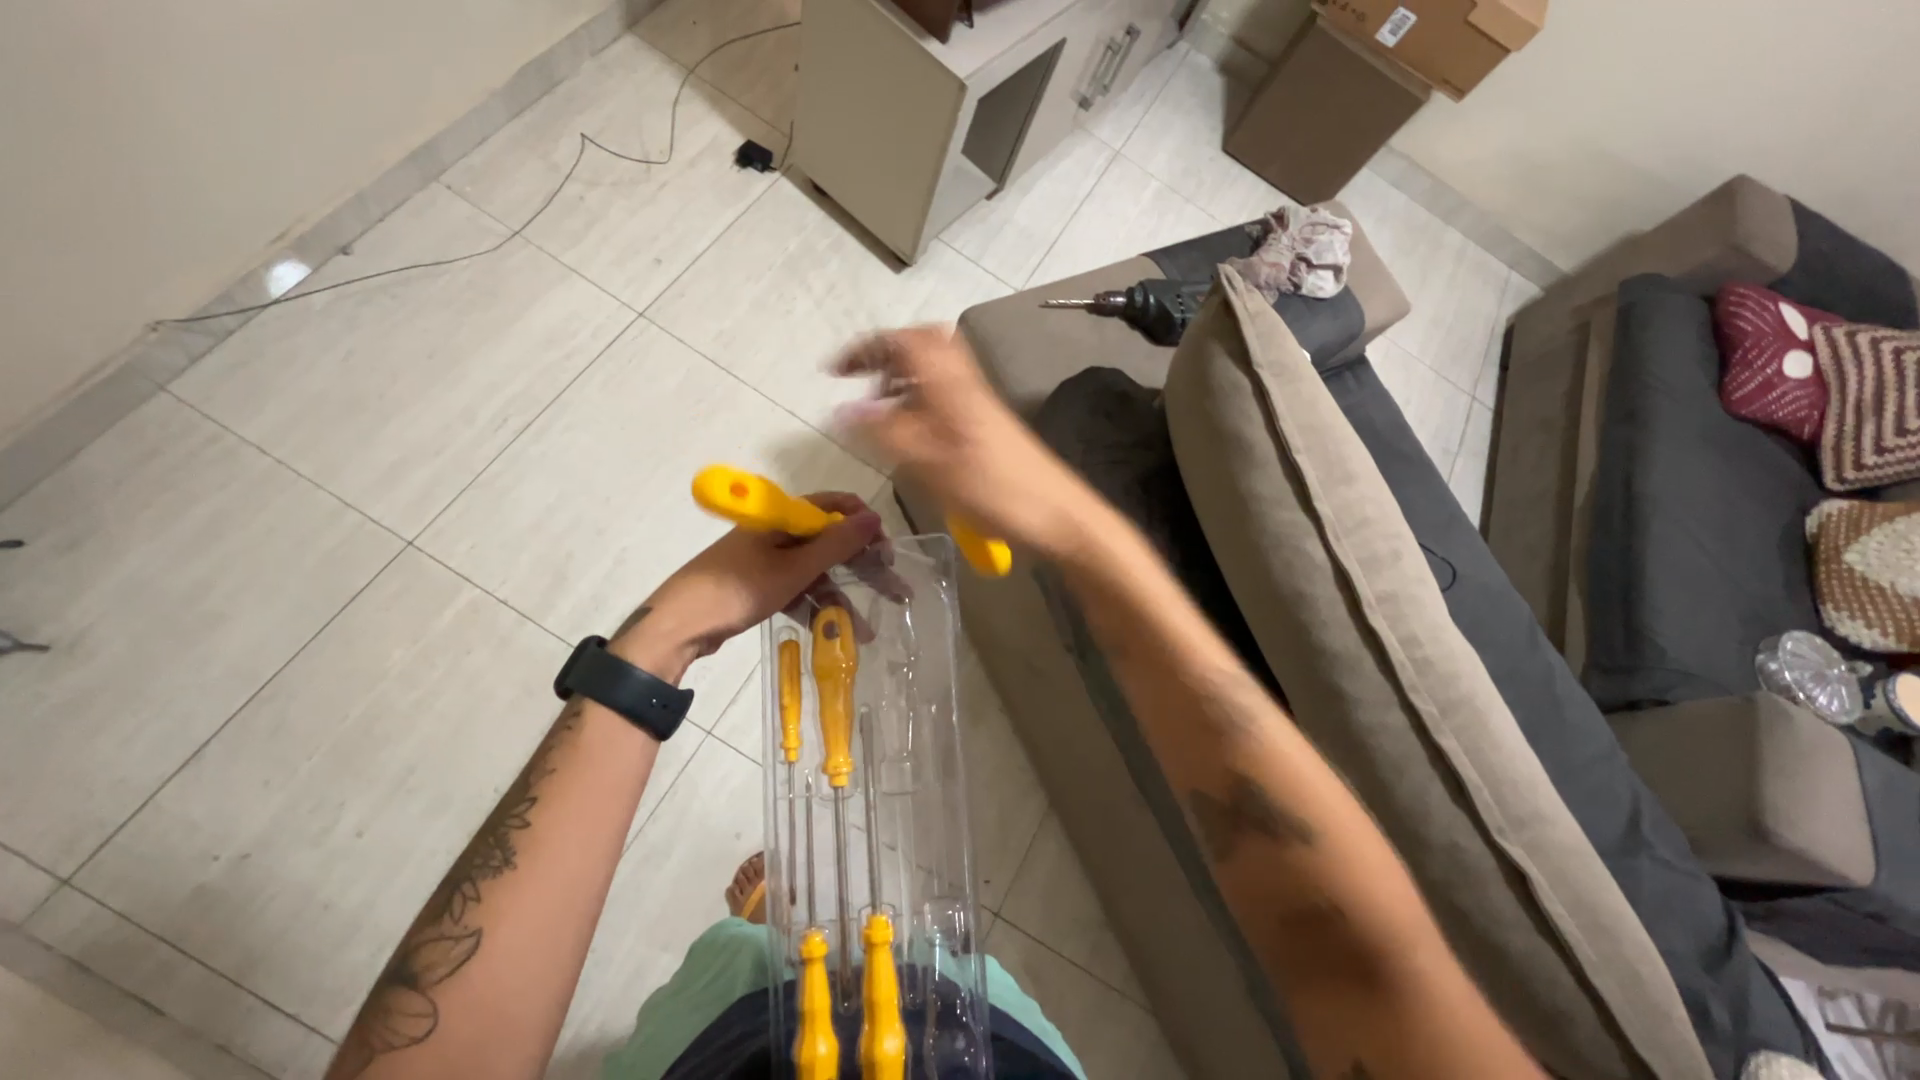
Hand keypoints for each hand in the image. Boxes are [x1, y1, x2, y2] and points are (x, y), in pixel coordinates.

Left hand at [610, 492, 898, 682]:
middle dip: (862, 567)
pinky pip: (798, 590)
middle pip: (829, 542)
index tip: (886, 551)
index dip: (864, 524)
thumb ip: (836, 544)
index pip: (835, 505)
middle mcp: (777, 533)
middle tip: (895, 591)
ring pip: (816, 572)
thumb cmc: (738, 589)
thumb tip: (874, 516)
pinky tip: (836, 634)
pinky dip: (816, 608)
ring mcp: (767, 560)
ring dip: (842, 598)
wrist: (679, 625)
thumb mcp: (793, 569)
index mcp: (782, 517)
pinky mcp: (759, 586)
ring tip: (868, 630)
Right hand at [832, 326, 1099, 558]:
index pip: (906, 341)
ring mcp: (980, 405)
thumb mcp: (934, 466)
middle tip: (861, 385)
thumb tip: (842, 409)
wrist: (1061, 517)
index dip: (867, 347)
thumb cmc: (998, 492)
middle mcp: (967, 386)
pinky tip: (911, 437)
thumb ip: (888, 434)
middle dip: (887, 357)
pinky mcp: (988, 427)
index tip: (835, 372)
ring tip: (879, 413)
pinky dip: (919, 404)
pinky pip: (946, 397)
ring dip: (903, 381)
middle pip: (926, 345)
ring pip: (936, 371)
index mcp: (953, 387)